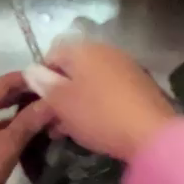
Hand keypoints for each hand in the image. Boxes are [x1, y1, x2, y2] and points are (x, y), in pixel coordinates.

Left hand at [0, 72, 53, 183]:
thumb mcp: (9, 145)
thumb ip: (29, 121)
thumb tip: (50, 102)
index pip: (2, 82)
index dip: (24, 78)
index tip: (45, 80)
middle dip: (18, 95)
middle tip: (43, 98)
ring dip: (10, 113)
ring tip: (33, 118)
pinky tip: (13, 139)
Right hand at [38, 42, 176, 161]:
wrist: (152, 134)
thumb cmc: (98, 115)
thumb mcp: (62, 102)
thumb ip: (43, 84)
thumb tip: (31, 69)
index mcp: (83, 49)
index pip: (52, 53)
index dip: (41, 78)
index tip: (39, 103)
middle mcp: (105, 51)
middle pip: (73, 68)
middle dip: (59, 93)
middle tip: (52, 122)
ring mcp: (125, 67)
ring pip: (91, 82)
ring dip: (77, 102)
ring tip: (69, 130)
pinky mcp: (140, 85)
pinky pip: (109, 90)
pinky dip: (98, 105)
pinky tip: (94, 127)